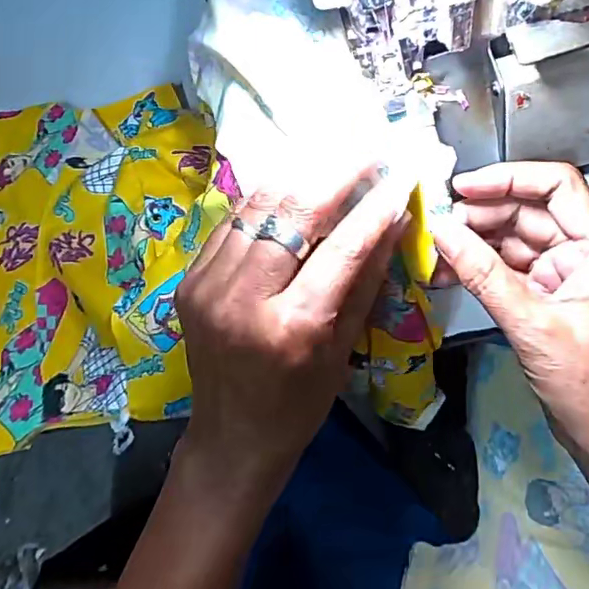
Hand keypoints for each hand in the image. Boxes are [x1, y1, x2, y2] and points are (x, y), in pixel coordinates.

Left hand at [174, 165, 411, 496]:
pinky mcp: (189, 279)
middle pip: (291, 212)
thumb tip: (393, 219)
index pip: (341, 248)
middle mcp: (241, 298)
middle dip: (335, 174)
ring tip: (332, 159)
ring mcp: (206, 285)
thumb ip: (366, 279)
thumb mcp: (344, 349)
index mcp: (290, 327)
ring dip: (299, 176)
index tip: (399, 176)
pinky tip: (292, 187)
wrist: (231, 436)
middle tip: (367, 151)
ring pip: (256, 205)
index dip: (374, 207)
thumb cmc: (299, 405)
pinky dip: (265, 201)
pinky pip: (232, 222)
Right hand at [430, 162, 588, 487]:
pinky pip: (510, 269)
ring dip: (476, 243)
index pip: (558, 186)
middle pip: (530, 212)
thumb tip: (441, 231)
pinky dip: (481, 268)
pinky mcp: (549, 298)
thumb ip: (484, 275)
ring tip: (436, 250)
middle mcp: (586, 254)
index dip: (509, 178)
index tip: (463, 187)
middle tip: (438, 225)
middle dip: (482, 215)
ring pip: (515, 240)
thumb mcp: (533, 326)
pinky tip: (449, 272)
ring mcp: (566, 276)